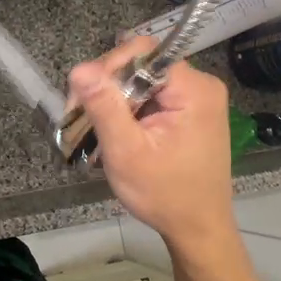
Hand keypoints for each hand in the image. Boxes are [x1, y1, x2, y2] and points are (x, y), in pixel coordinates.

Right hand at [69, 37, 236, 252]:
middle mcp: (200, 85)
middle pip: (140, 65)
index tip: (84, 98)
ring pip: (141, 81)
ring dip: (114, 102)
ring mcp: (197, 99)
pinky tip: (115, 133)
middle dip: (107, 89)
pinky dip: (128, 111)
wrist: (197, 228)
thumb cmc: (164, 194)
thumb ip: (104, 106)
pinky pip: (150, 97)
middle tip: (82, 120)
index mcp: (193, 89)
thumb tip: (79, 68)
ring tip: (95, 131)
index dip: (108, 68)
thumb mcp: (126, 151)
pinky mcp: (189, 112)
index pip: (142, 52)